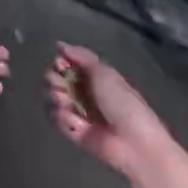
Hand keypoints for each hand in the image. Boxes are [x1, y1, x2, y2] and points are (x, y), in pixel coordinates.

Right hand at [46, 43, 187, 179]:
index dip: (59, 63)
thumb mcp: (103, 71)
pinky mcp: (74, 132)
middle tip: (61, 85)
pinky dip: (63, 118)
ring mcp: (77, 113)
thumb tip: (59, 44)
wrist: (134, 142)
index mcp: (92, 77)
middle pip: (54, 80)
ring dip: (57, 98)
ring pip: (53, 99)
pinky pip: (57, 120)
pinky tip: (75, 122)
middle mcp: (82, 93)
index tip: (60, 64)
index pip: (65, 64)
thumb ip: (80, 56)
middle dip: (54, 79)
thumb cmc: (121, 102)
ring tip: (67, 103)